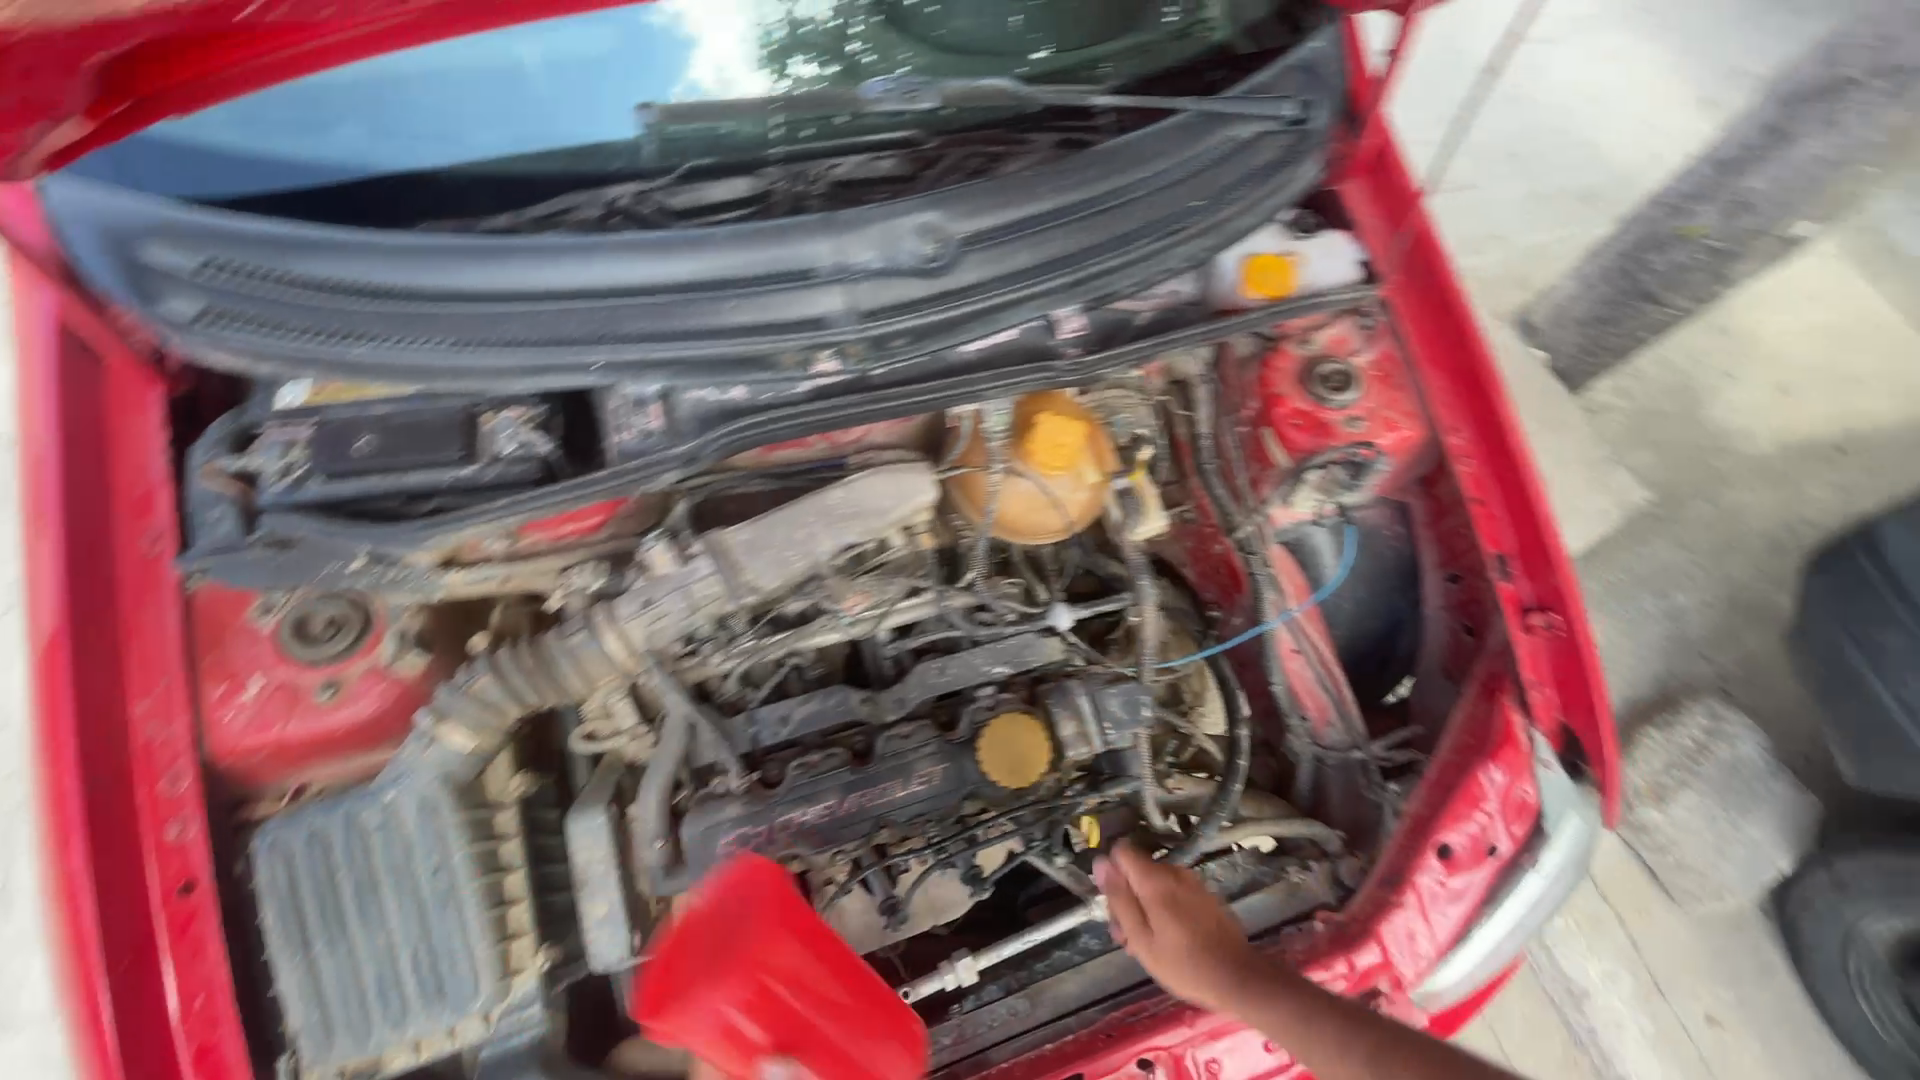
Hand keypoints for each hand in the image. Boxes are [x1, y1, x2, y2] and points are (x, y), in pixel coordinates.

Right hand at [1093, 842, 1265, 1012]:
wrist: (1238, 979)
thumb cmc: (1184, 964)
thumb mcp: (1141, 938)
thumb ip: (1119, 898)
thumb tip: (1100, 862)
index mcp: (1155, 879)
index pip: (1121, 851)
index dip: (1112, 874)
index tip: (1114, 904)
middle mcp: (1174, 872)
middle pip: (1137, 870)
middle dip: (1127, 897)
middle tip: (1127, 936)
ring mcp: (1193, 882)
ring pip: (1155, 883)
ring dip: (1145, 906)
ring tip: (1148, 943)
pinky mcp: (1205, 895)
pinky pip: (1174, 892)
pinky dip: (1165, 908)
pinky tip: (1170, 939)